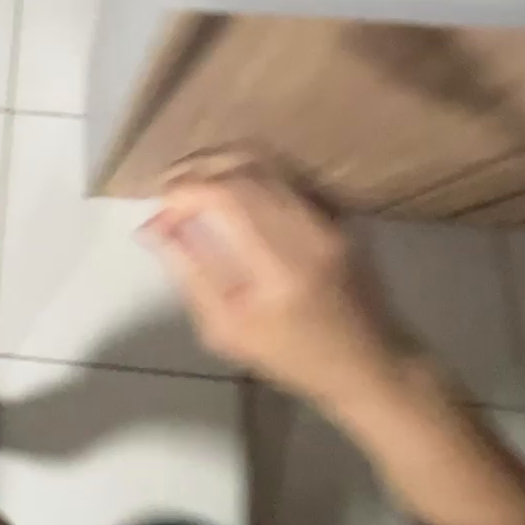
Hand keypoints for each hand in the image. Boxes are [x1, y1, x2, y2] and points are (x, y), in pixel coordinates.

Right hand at [141, 150, 419, 408]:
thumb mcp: (226, 329)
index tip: (161, 210)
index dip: (184, 191)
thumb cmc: (293, 358)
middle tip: (167, 186)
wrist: (373, 364)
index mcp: (279, 267)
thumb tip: (152, 227)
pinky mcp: (337, 209)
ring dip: (219, 162)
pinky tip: (228, 184)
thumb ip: (188, 272)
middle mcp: (307, 230)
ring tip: (191, 179)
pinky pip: (285, 171)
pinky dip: (247, 168)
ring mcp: (328, 215)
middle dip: (194, 169)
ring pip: (264, 160)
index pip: (225, 197)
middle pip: (242, 168)